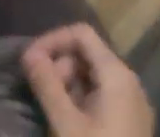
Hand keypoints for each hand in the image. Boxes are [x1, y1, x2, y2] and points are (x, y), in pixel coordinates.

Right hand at [22, 25, 154, 136]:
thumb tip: (29, 53)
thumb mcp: (66, 125)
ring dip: (68, 86)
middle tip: (40, 93)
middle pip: (88, 55)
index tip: (28, 62)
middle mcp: (129, 82)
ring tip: (51, 111)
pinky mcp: (130, 125)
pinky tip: (67, 123)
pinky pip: (102, 98)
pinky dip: (81, 101)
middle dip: (59, 66)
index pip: (81, 34)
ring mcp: (132, 104)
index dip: (52, 40)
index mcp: (117, 74)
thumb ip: (47, 86)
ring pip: (94, 78)